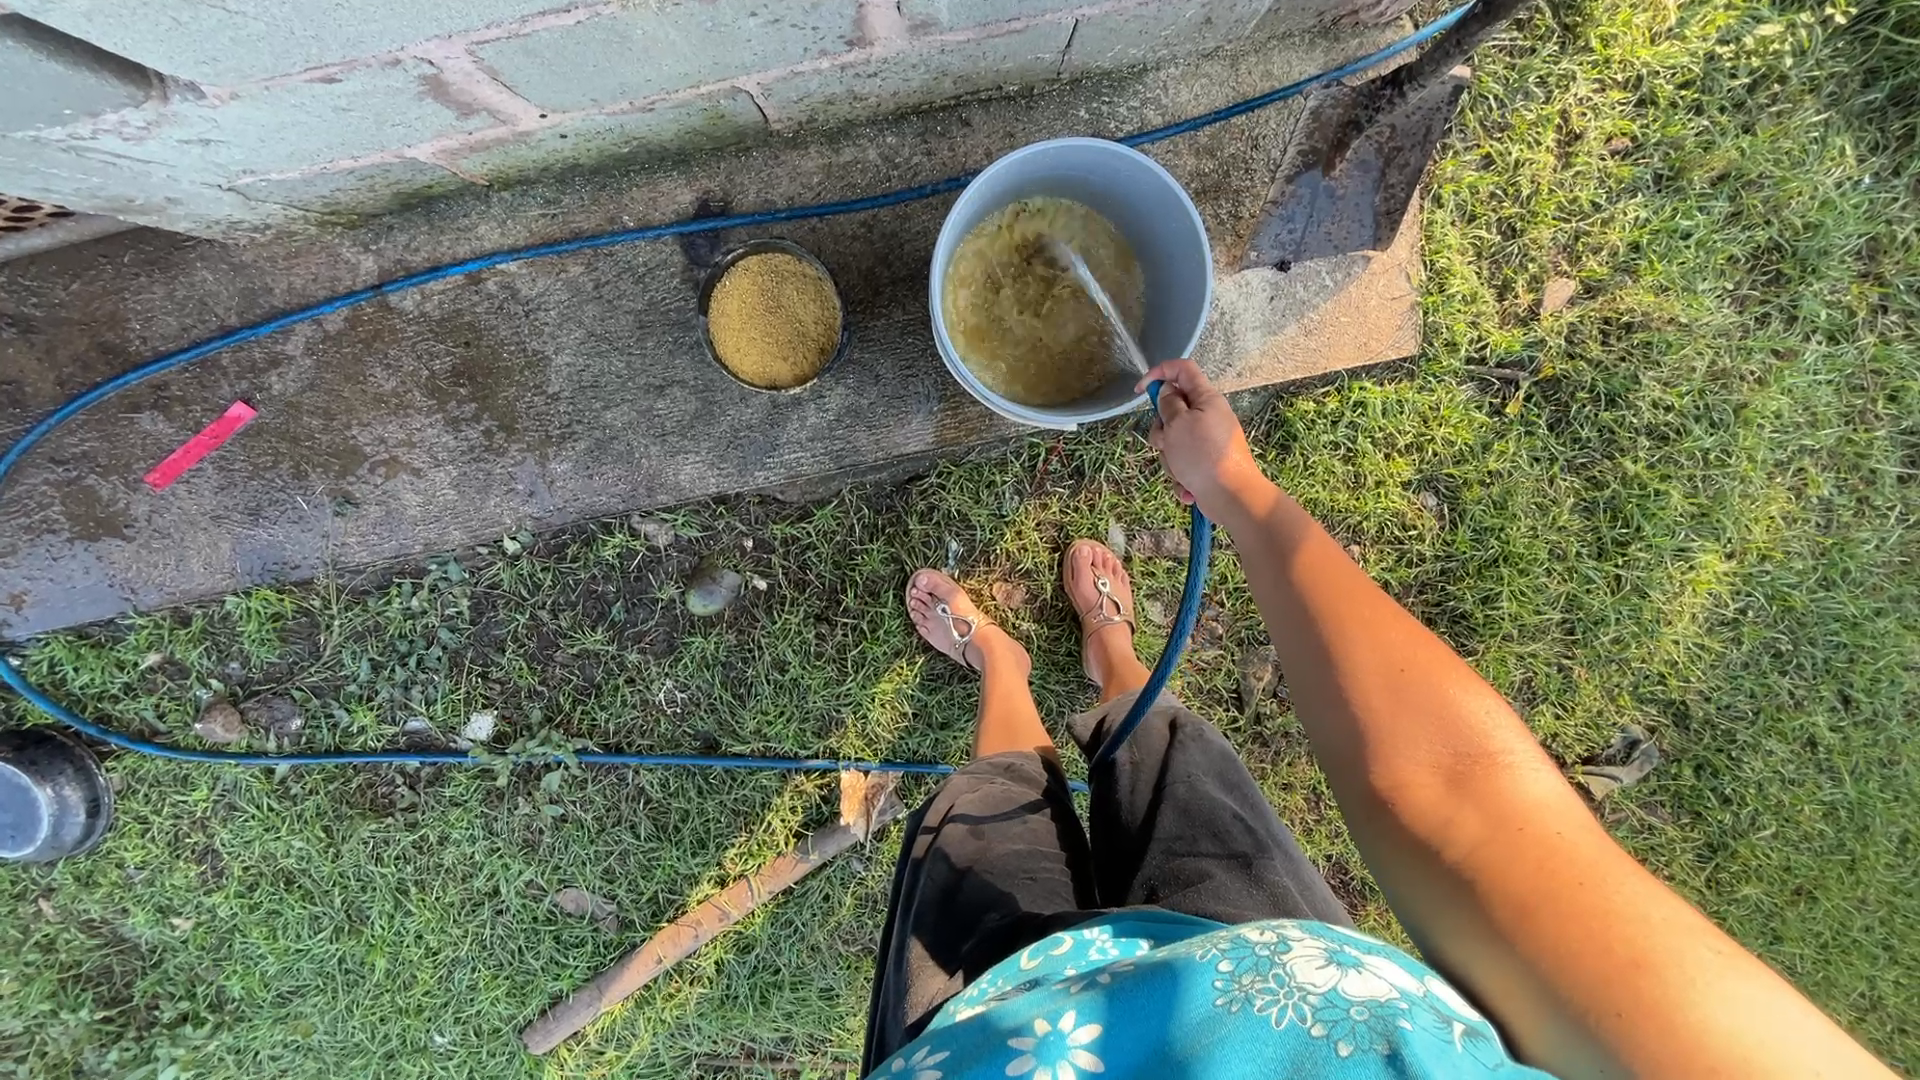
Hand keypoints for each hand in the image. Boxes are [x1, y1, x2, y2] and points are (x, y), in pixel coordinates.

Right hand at [1137, 359, 1268, 517]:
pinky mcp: (1203, 463)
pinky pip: (1180, 463)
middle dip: (1161, 431)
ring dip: (1169, 458)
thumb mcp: (1178, 424)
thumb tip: (1166, 392)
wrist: (1231, 497)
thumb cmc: (1204, 456)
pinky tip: (1188, 487)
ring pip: (1171, 441)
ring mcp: (1205, 442)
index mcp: (1206, 399)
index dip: (1159, 373)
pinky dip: (1180, 476)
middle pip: (1171, 412)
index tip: (1140, 390)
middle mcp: (1207, 417)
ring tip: (1181, 470)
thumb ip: (1168, 404)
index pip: (1182, 370)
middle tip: (1167, 442)